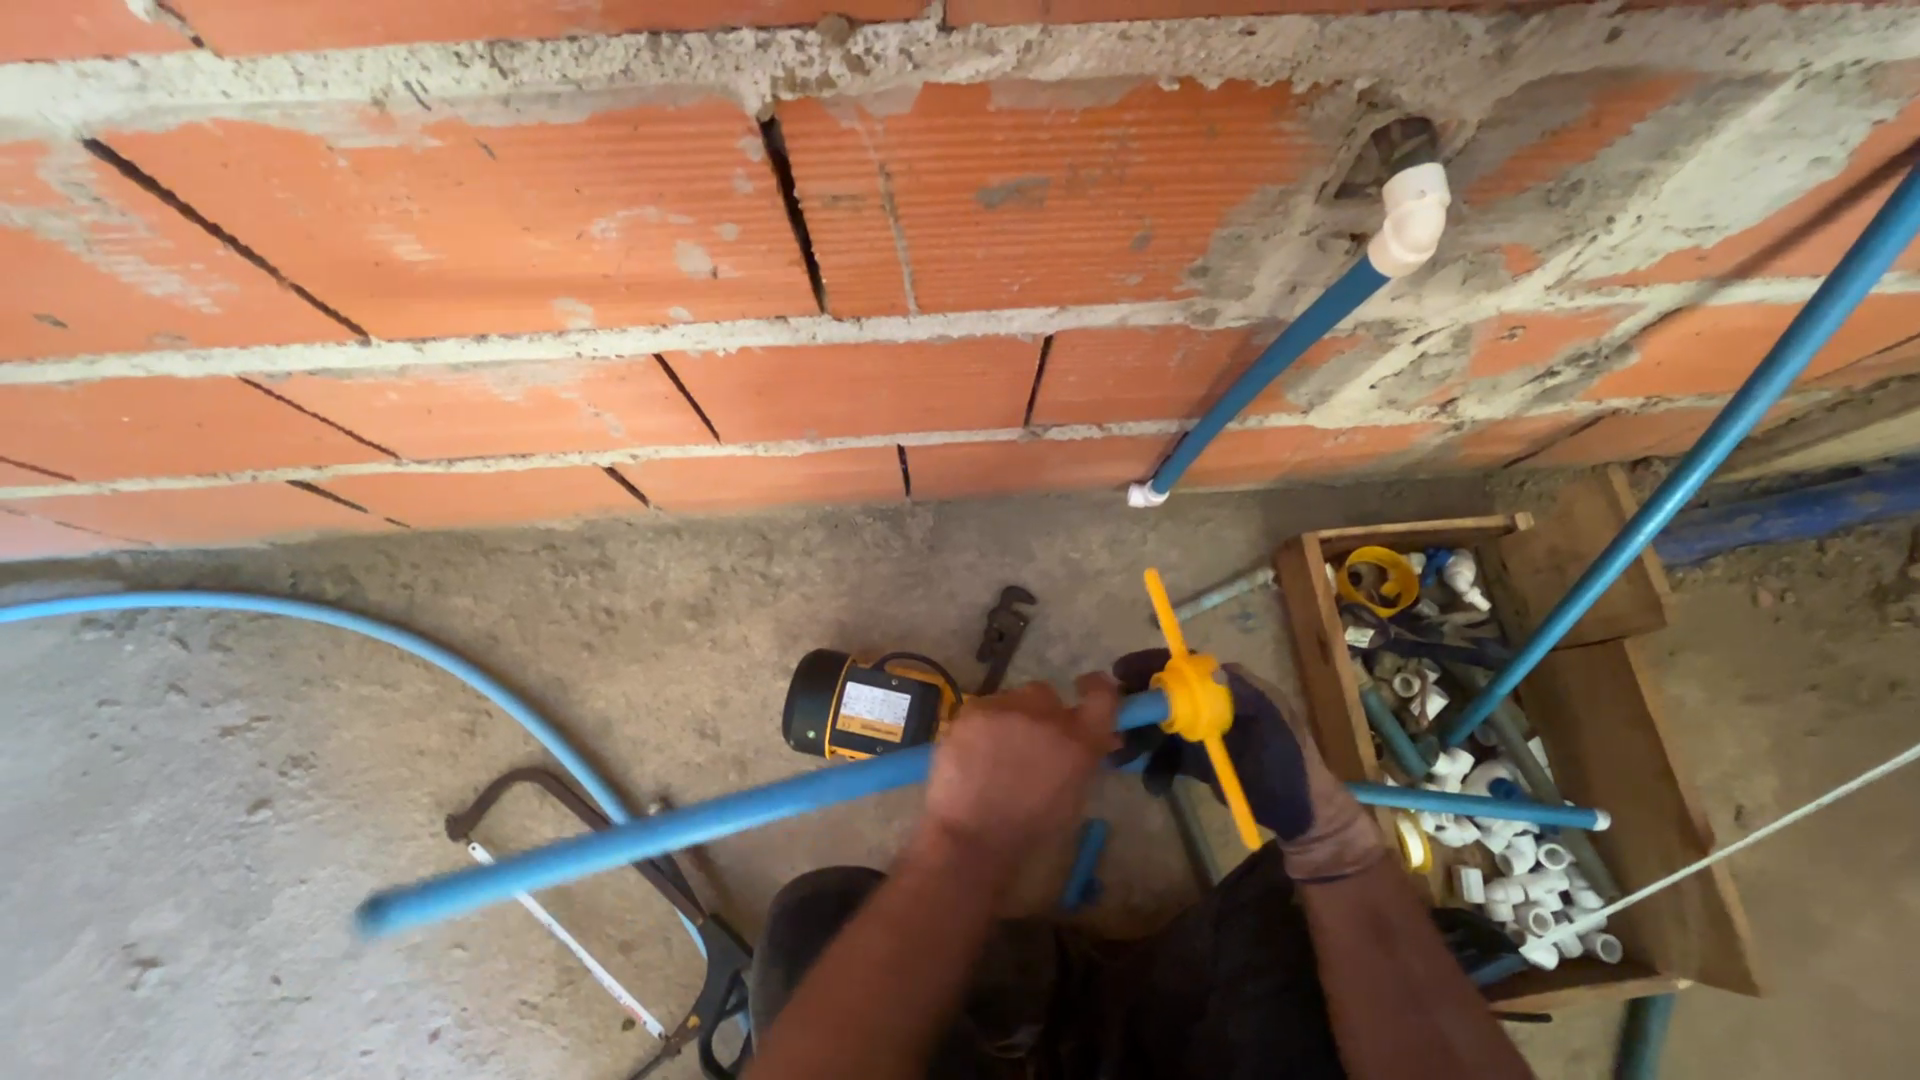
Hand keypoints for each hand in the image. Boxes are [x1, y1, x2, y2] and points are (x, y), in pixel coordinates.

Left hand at [918, 676, 1119, 885]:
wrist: (974, 838)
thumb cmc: (1030, 830)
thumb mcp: (1074, 796)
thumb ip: (1084, 759)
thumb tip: (1100, 738)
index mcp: (1080, 741)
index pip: (1102, 697)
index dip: (1097, 687)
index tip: (1086, 687)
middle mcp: (1047, 716)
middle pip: (1046, 695)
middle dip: (1040, 713)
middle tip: (1026, 741)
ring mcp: (1007, 709)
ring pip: (1011, 700)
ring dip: (1009, 717)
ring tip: (992, 751)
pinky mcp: (974, 710)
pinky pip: (983, 708)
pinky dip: (980, 725)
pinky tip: (971, 752)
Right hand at [1111, 650, 1382, 882]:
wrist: (1302, 818)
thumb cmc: (1289, 769)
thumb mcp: (1273, 729)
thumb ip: (1244, 698)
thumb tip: (1212, 666)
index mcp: (1233, 688)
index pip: (1185, 666)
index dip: (1151, 666)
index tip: (1119, 674)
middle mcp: (1214, 703)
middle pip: (1165, 694)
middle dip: (1137, 710)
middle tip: (1113, 728)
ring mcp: (1205, 730)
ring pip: (1161, 724)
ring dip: (1140, 740)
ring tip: (1122, 759)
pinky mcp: (1199, 757)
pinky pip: (1168, 753)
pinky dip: (1155, 764)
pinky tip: (1154, 783)